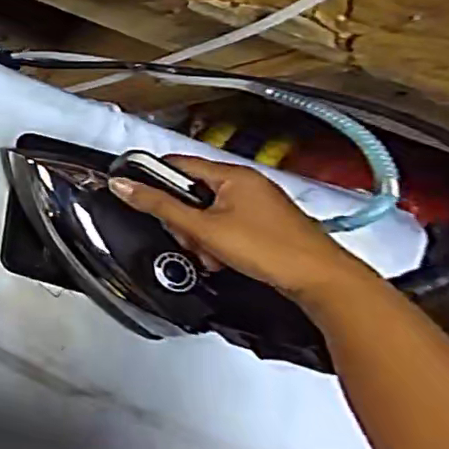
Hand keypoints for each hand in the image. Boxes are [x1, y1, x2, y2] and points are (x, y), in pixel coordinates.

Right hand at [109, 155, 381, 307]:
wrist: (325, 285)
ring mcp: (258, 205)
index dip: (152, 178)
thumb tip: (122, 185)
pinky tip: (222, 257)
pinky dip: (215, 239)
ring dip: (197, 232)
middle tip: (184, 235)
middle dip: (180, 216)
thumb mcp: (201, 228)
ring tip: (209, 251)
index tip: (138, 194)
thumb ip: (157, 205)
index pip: (175, 163)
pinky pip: (223, 223)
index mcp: (234, 175)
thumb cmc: (272, 251)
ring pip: (205, 211)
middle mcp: (247, 184)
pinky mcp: (264, 225)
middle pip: (190, 191)